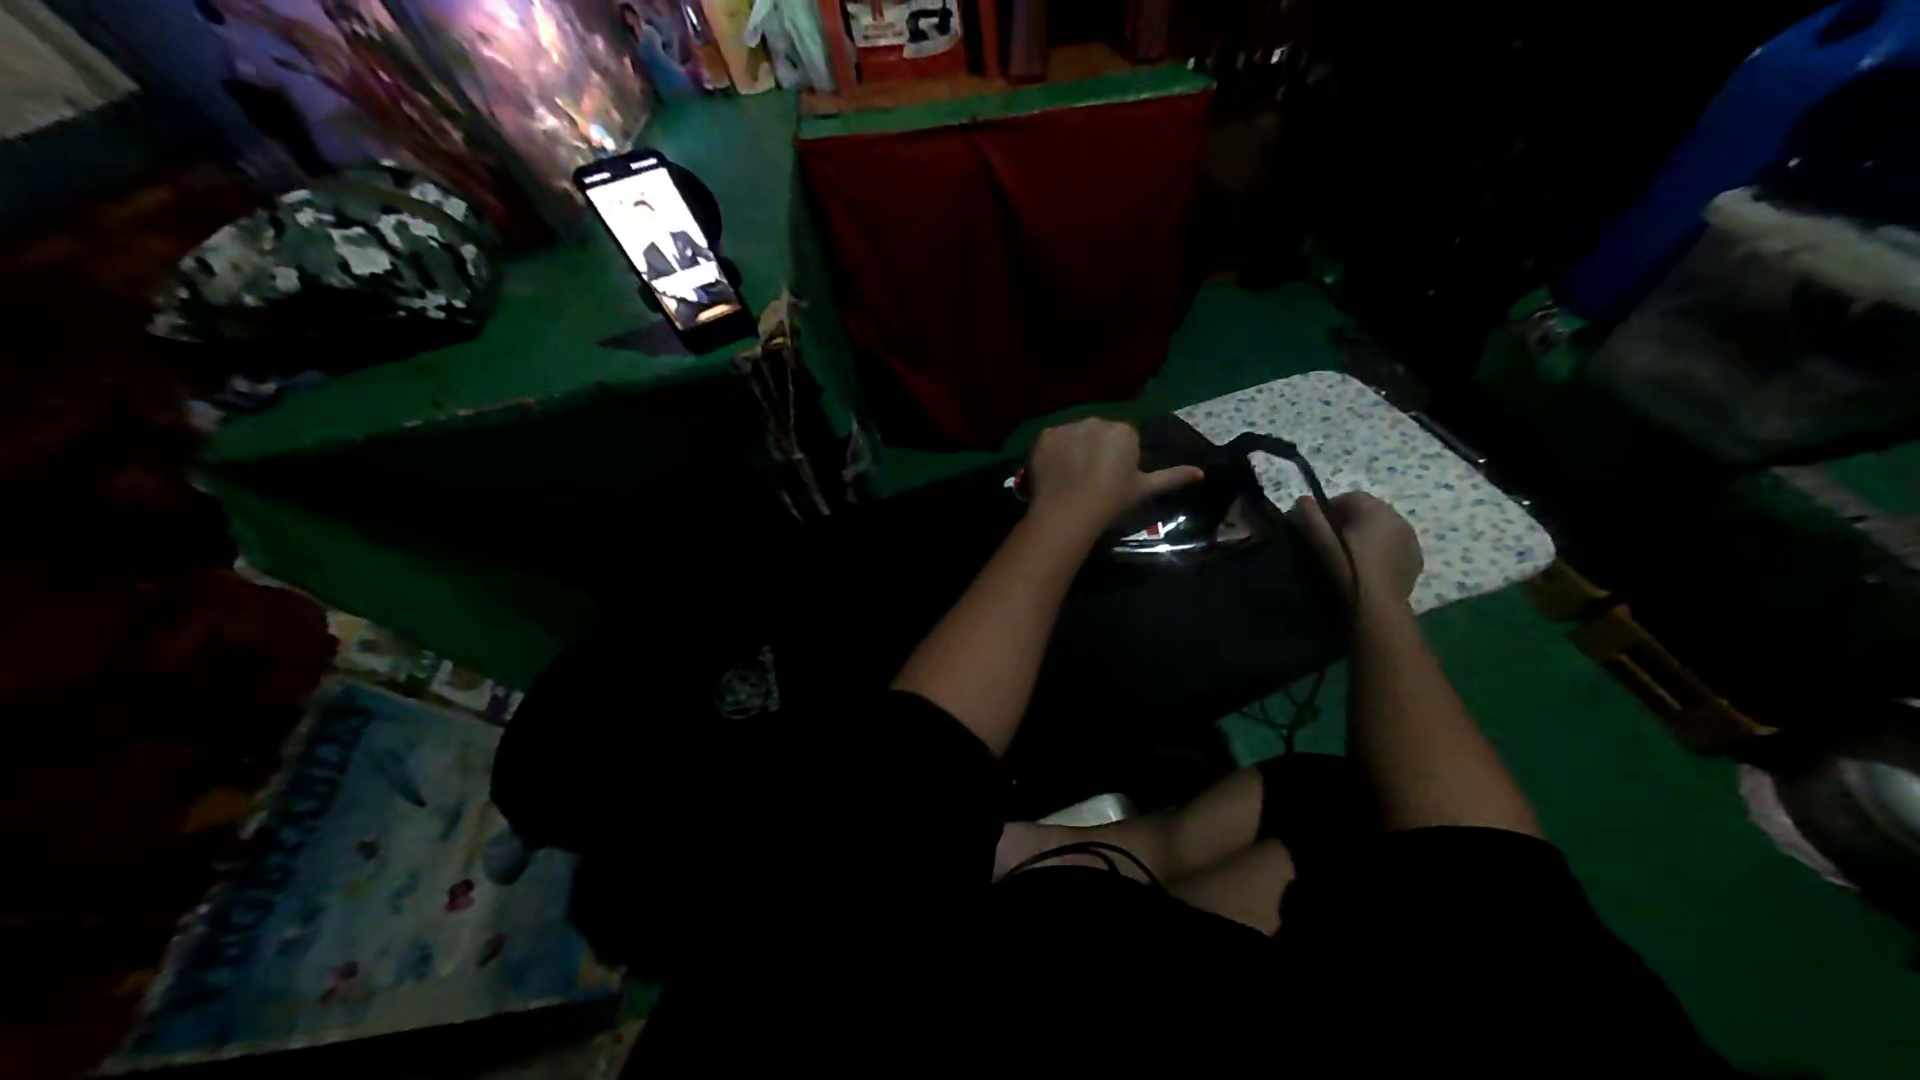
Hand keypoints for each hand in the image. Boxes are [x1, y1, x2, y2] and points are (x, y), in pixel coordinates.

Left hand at [1026, 419, 1202, 533]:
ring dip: (1073, 449)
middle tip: (1091, 479)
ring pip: (1073, 435)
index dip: (1117, 459)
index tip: (1112, 479)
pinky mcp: (1044, 436)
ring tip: (1071, 478)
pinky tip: (1055, 473)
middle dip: (1095, 450)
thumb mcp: (1144, 489)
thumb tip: (1201, 472)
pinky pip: (1051, 441)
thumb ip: (1172, 477)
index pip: (1122, 439)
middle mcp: (1096, 421)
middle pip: (1097, 433)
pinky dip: (1053, 453)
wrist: (1069, 511)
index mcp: (1123, 431)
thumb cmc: (1111, 501)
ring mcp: (1068, 427)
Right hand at [1287, 492, 1422, 604]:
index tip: (1315, 524)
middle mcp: (1399, 520)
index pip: (1350, 496)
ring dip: (1367, 534)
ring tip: (1349, 554)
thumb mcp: (1320, 542)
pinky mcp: (1416, 559)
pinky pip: (1394, 544)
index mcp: (1376, 511)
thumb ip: (1310, 517)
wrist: (1376, 608)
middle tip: (1331, 540)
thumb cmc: (1345, 570)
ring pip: (1384, 528)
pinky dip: (1381, 548)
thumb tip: (1303, 500)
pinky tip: (1367, 566)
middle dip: (1350, 520)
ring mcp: (1412, 540)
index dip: (1330, 507)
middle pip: (1370, 511)